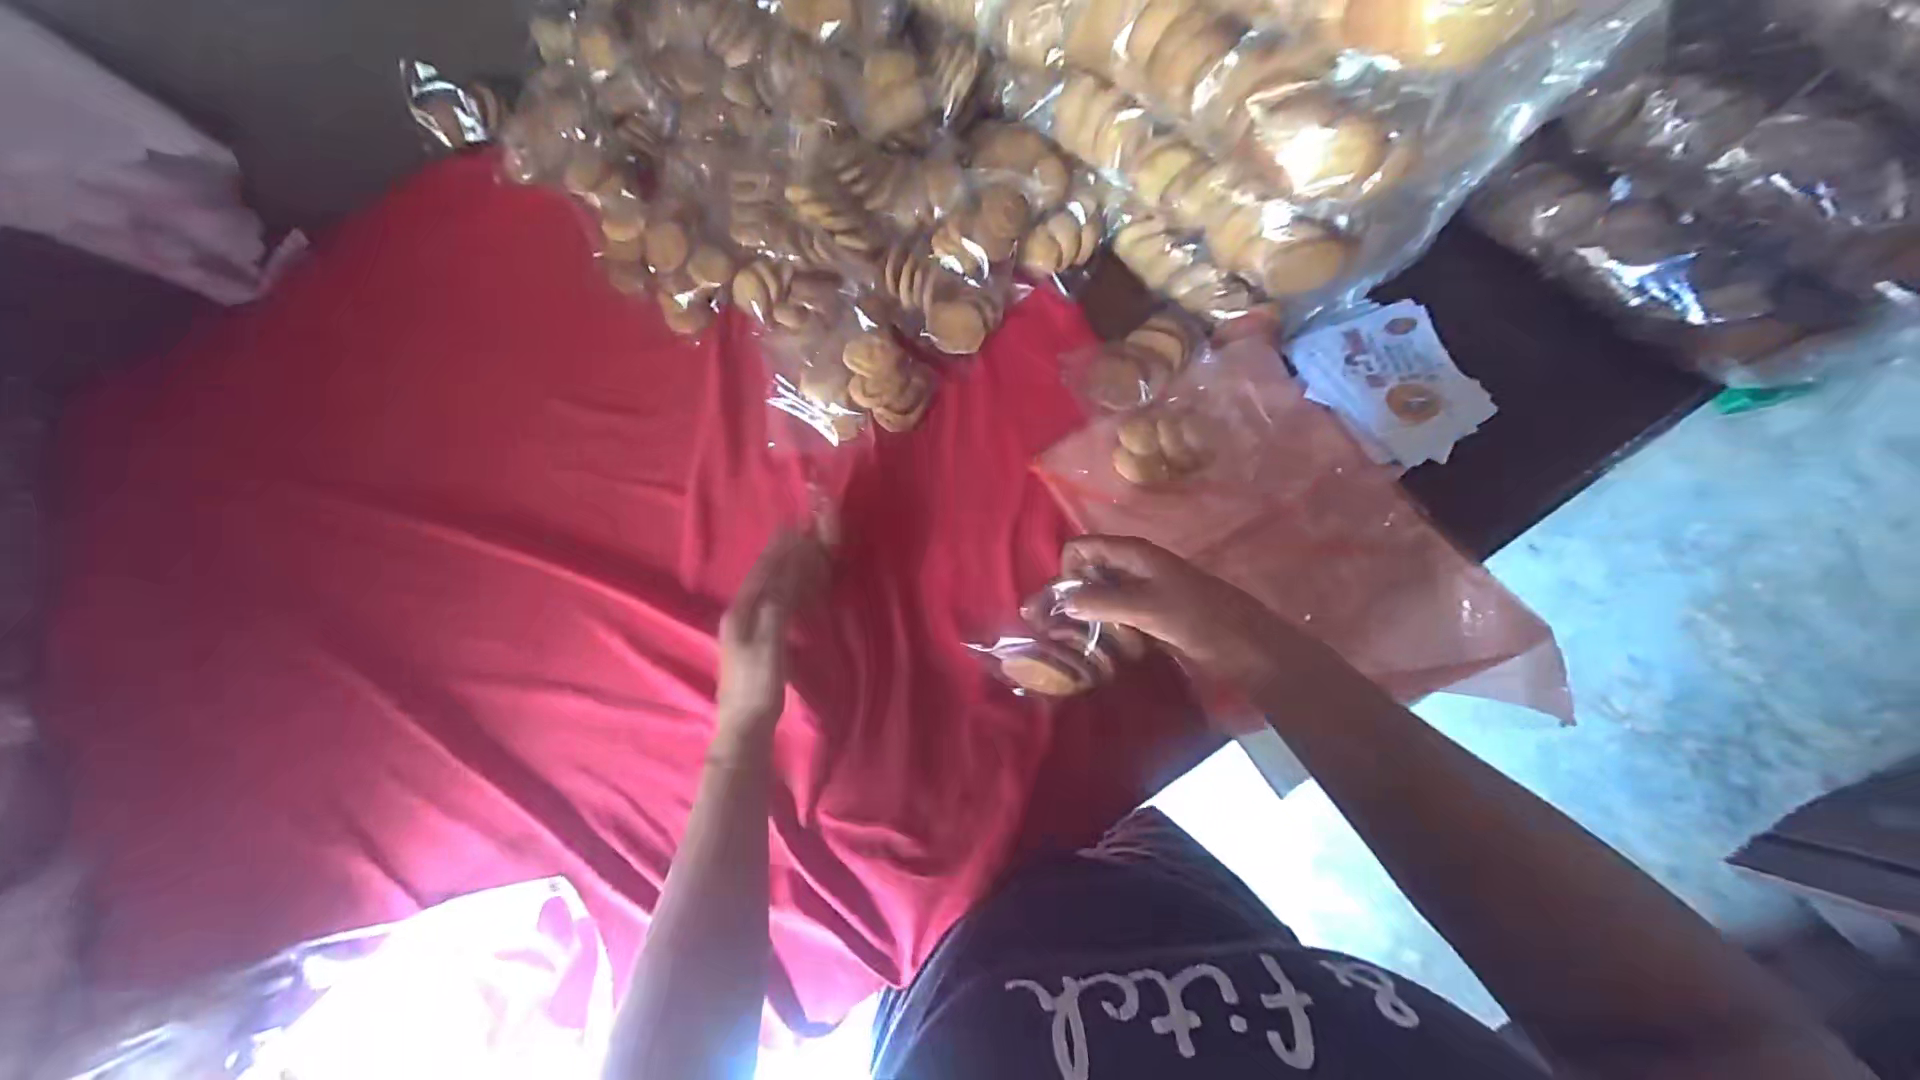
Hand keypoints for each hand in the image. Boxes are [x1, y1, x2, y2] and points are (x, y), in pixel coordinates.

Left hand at [715, 530, 830, 743]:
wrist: (743, 726)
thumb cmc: (757, 688)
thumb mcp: (768, 649)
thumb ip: (775, 611)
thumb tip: (785, 577)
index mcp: (740, 614)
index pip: (763, 574)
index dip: (779, 551)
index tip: (793, 527)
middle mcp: (739, 616)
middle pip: (762, 577)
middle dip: (780, 554)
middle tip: (797, 531)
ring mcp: (744, 629)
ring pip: (765, 589)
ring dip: (781, 569)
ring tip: (796, 551)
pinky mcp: (754, 641)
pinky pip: (771, 604)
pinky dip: (784, 588)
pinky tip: (791, 588)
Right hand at [1058, 535, 1337, 695]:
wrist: (1250, 648)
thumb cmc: (1201, 619)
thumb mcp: (1148, 608)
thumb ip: (1102, 602)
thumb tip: (1062, 599)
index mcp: (1135, 553)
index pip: (1082, 548)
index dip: (1067, 571)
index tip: (1063, 605)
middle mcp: (1135, 567)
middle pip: (1089, 572)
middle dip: (1073, 597)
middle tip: (1059, 630)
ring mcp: (1145, 591)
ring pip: (1102, 596)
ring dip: (1091, 617)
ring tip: (1094, 643)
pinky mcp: (1153, 614)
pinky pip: (1119, 616)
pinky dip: (1110, 629)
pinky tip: (1116, 648)